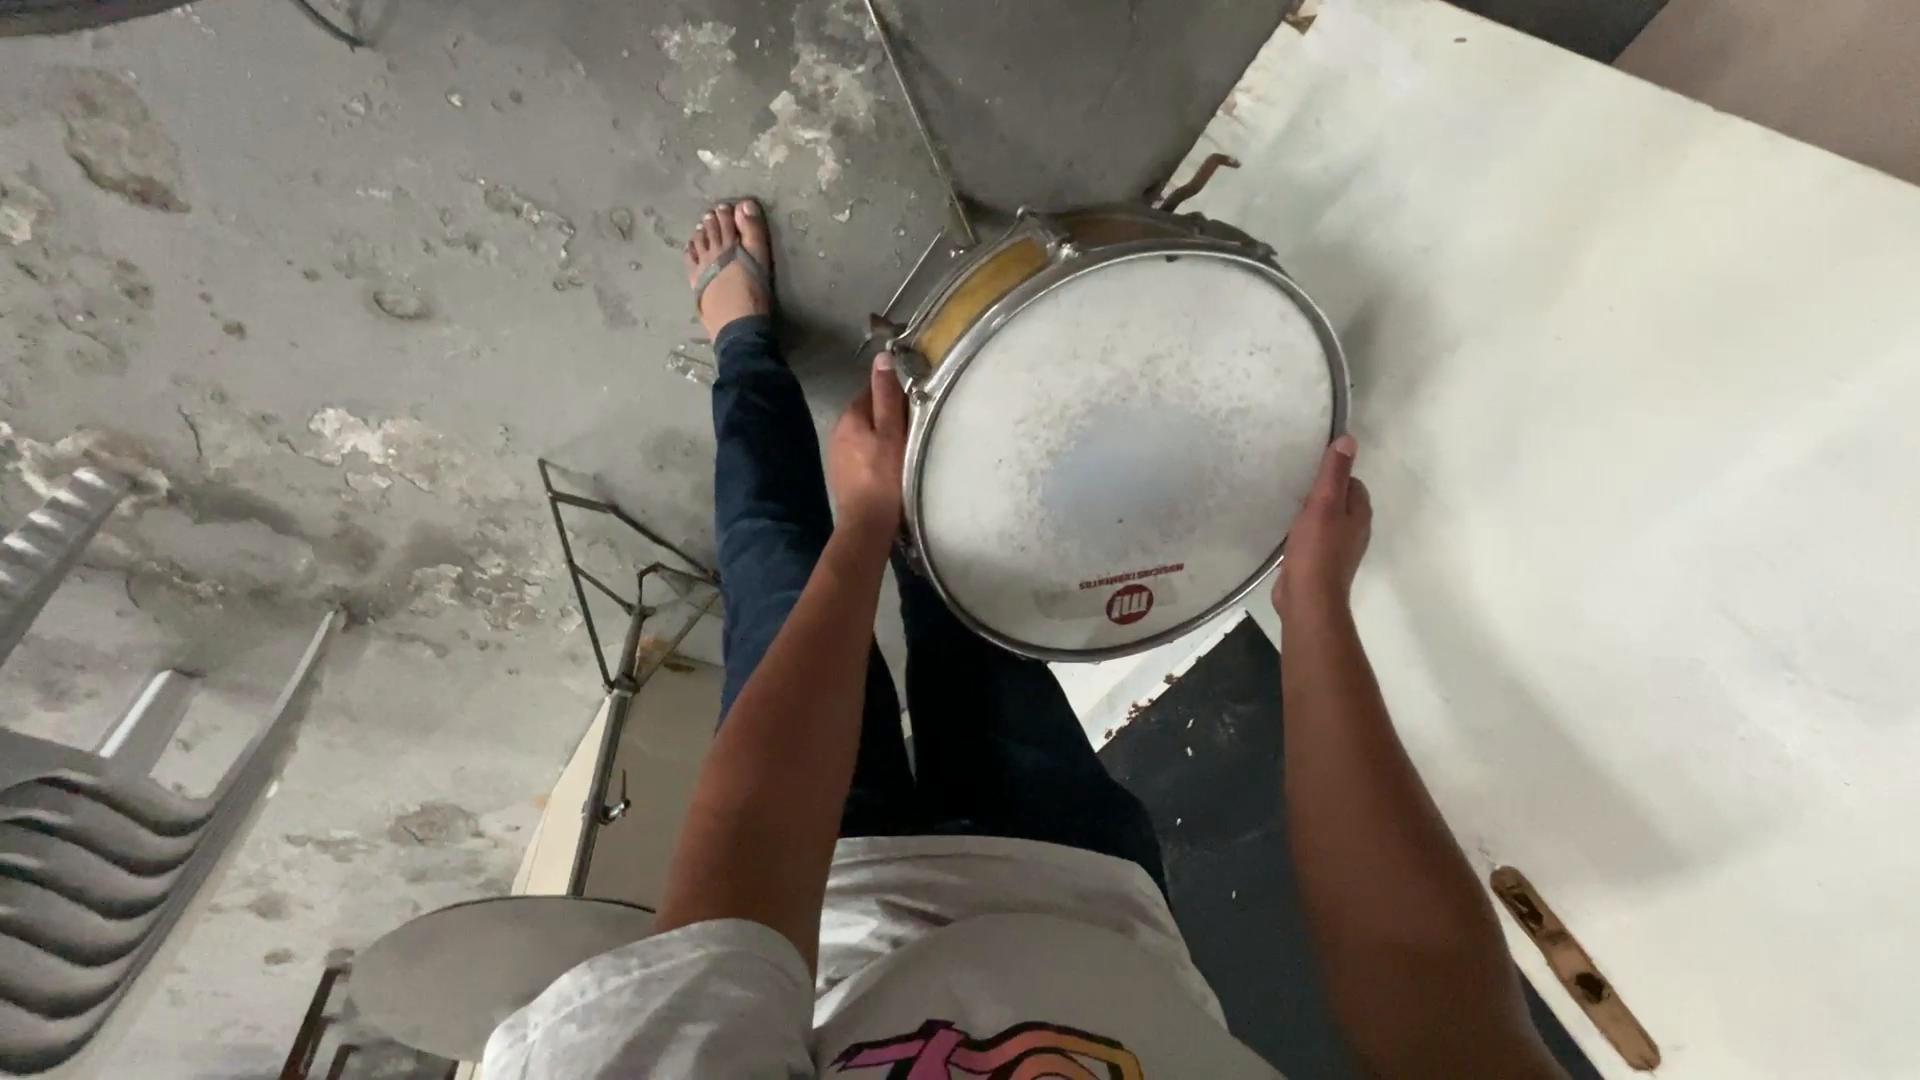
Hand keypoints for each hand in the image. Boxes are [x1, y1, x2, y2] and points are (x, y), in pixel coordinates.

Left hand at [827, 351, 908, 536]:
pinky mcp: (843, 475)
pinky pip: (862, 454)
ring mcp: (838, 455)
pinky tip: (890, 466)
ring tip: (905, 447)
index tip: (913, 404)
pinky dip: (876, 455)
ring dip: (882, 436)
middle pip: (868, 412)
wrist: (866, 524)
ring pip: (865, 434)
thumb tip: (882, 357)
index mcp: (850, 416)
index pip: (871, 390)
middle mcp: (839, 431)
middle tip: (914, 427)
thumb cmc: (883, 476)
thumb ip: (887, 396)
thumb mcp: (891, 432)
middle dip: (888, 415)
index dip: (893, 393)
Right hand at [1274, 434, 1371, 619]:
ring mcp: (1339, 549)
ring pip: (1328, 521)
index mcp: (1360, 514)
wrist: (1308, 598)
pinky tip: (1288, 534)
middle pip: (1341, 502)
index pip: (1352, 483)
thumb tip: (1349, 440)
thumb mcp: (1323, 505)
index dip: (1334, 474)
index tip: (1310, 471)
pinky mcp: (1321, 563)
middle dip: (1322, 493)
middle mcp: (1355, 530)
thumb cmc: (1316, 550)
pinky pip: (1315, 539)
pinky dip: (1304, 533)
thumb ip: (1333, 473)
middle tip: (1295, 487)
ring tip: (1289, 507)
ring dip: (1312, 514)